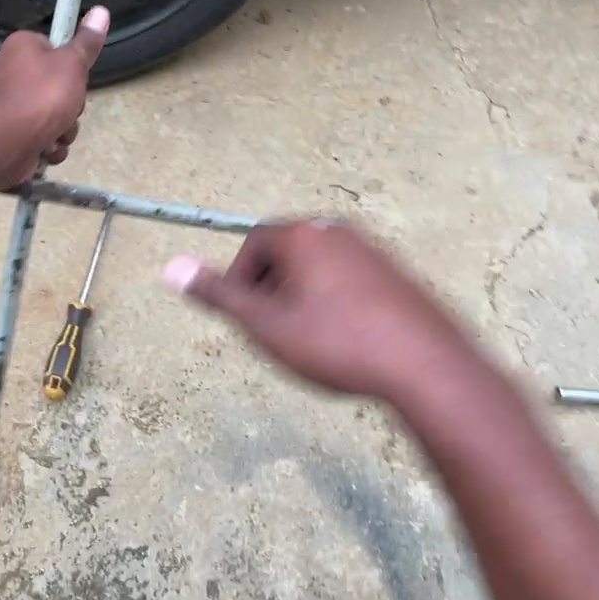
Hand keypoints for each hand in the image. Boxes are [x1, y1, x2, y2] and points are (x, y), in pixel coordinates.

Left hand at [0, 6, 107, 184]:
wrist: (8, 143)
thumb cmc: (42, 95)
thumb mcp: (73, 63)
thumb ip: (87, 42)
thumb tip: (101, 11)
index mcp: (23, 47)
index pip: (56, 48)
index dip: (72, 64)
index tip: (75, 75)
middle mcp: (15, 73)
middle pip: (61, 86)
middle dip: (71, 105)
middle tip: (67, 107)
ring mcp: (14, 106)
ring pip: (57, 115)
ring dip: (64, 128)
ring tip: (56, 133)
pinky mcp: (16, 135)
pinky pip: (46, 137)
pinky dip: (51, 145)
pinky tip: (47, 148)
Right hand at [162, 219, 472, 398]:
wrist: (428, 368)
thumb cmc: (338, 343)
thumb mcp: (266, 325)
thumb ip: (218, 295)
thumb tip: (170, 268)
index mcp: (302, 234)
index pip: (254, 245)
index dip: (242, 282)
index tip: (249, 320)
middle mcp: (337, 231)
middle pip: (287, 255)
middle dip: (273, 291)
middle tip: (278, 333)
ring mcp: (373, 250)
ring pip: (319, 269)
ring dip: (304, 298)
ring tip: (313, 341)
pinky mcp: (399, 274)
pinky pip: (351, 281)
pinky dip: (338, 304)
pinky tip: (349, 341)